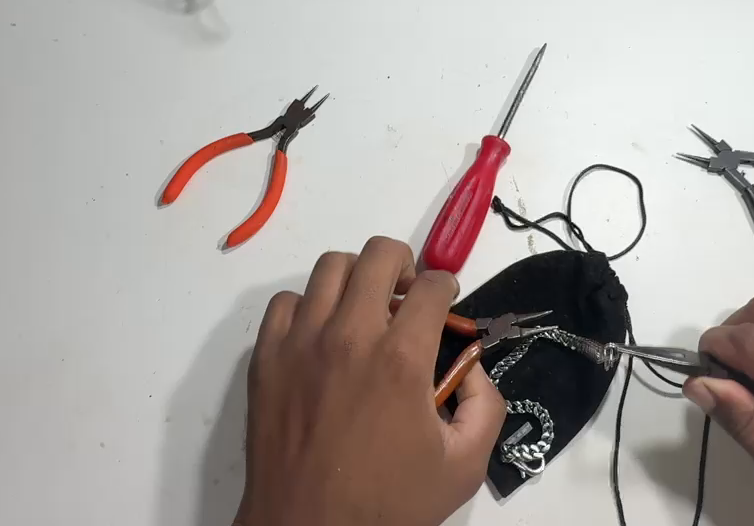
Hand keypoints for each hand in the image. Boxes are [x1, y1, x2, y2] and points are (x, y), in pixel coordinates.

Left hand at [236, 236, 504, 525]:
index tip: (444, 302)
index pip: (432, 285)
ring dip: (356, 278)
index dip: (446, 286)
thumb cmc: (386, 504)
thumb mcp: (463, 467)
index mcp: (401, 358)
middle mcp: (351, 334)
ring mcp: (303, 340)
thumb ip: (486, 406)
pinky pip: (286, 301)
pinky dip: (308, 306)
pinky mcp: (267, 355)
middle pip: (381, 253)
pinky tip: (320, 334)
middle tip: (406, 295)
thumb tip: (472, 365)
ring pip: (332, 265)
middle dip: (404, 264)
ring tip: (362, 308)